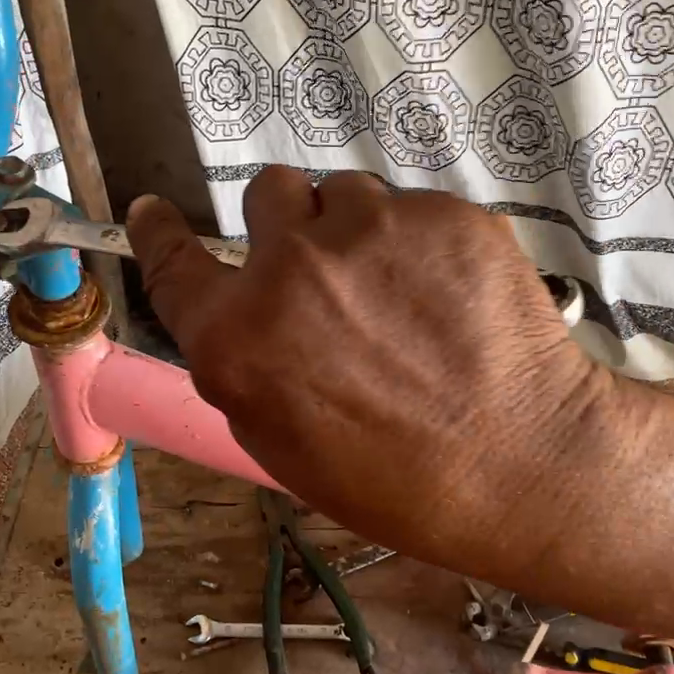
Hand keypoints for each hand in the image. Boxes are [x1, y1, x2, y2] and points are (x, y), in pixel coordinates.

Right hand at [127, 167, 639, 574]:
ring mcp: (368, 229)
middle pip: (265, 192)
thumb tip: (243, 317)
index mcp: (236, 340)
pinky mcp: (440, 212)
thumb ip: (246, 365)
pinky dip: (420, 241)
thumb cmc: (395, 481)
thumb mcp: (284, 444)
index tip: (153, 210)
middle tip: (328, 269)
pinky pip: (411, 207)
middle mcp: (289, 270)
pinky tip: (451, 295)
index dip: (158, 231)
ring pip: (344, 194)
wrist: (521, 466)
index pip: (172, 263)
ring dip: (358, 231)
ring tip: (403, 291)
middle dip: (288, 223)